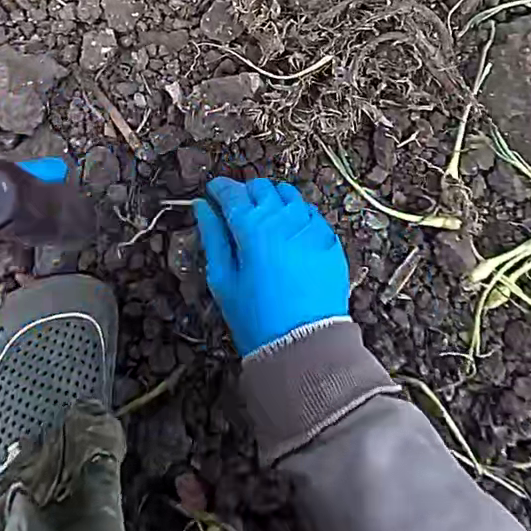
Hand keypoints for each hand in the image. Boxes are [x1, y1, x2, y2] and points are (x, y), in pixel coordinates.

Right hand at [193, 176, 349, 355]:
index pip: (232, 192)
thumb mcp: (224, 280)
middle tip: (238, 211)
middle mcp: (283, 217)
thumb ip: (213, 237)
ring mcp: (309, 224)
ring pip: (288, 194)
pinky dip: (295, 216)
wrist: (305, 342)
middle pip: (261, 187)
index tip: (214, 191)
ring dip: (273, 200)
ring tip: (264, 222)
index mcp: (252, 226)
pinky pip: (309, 213)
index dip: (219, 188)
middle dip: (246, 193)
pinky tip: (288, 236)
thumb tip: (203, 207)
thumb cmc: (257, 317)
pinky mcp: (328, 236)